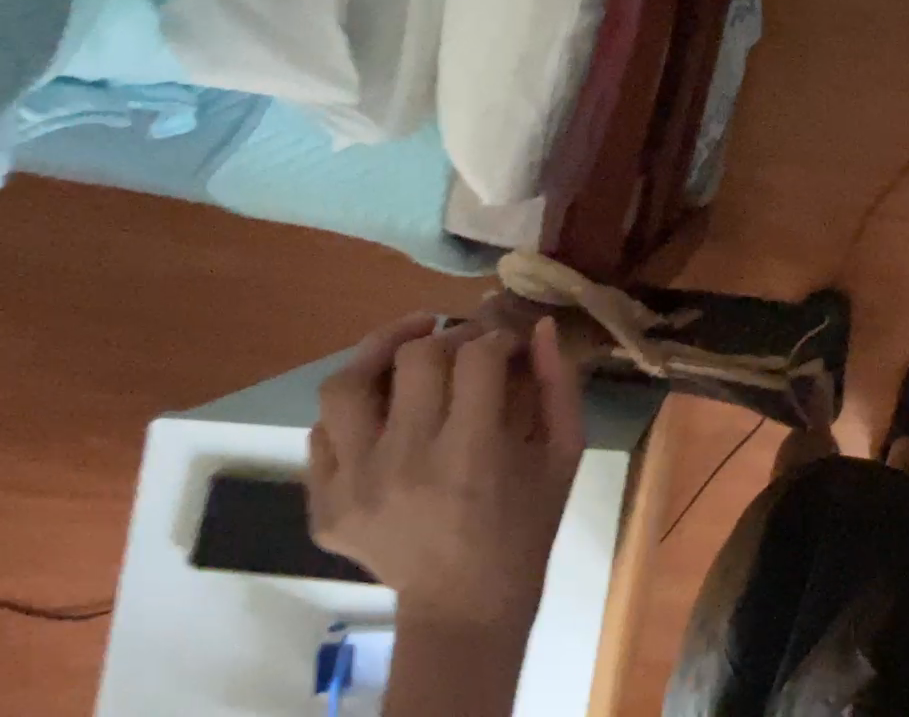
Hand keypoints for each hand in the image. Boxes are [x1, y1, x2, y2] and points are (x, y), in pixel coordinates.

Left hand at [306, 314, 586, 628]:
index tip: (510, 343)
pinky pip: (322, 433)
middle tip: (470, 341)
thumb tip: (538, 327)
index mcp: (472, 451)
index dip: (498, 336)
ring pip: (345, 386)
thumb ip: (558, 386)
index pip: (477, 356)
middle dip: (450, 335)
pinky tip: (385, 405)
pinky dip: (355, 408)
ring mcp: (354, 484)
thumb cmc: (528, 523)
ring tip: (410, 341)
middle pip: (414, 358)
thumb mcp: (564, 453)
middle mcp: (405, 461)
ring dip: (380, 351)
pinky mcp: (324, 504)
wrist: (466, 602)